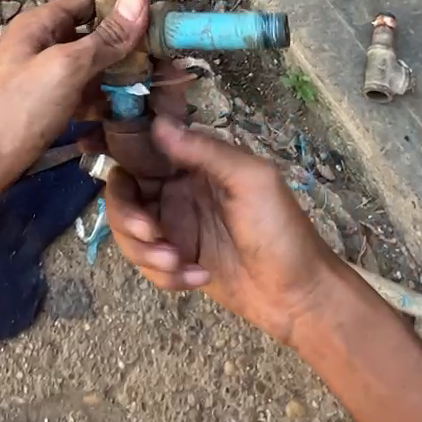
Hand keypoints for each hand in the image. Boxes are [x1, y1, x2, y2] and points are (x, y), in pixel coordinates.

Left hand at [0, 0, 148, 203]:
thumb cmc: (15, 110)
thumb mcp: (65, 68)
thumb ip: (105, 37)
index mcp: (42, 24)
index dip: (127, 5)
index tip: (166, 19)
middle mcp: (43, 45)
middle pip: (95, 35)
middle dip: (130, 45)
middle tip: (171, 62)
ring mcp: (43, 79)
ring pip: (91, 69)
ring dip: (121, 77)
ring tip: (160, 90)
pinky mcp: (45, 110)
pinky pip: (82, 98)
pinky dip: (103, 103)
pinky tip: (130, 116)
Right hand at [106, 116, 346, 344]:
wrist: (300, 297)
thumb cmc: (280, 229)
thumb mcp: (251, 180)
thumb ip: (205, 150)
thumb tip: (158, 124)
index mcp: (193, 161)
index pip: (141, 149)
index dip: (121, 159)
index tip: (121, 178)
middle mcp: (176, 189)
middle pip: (123, 192)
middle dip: (126, 215)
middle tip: (150, 233)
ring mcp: (174, 226)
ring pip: (128, 231)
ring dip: (145, 251)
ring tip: (179, 264)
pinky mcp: (176, 260)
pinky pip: (147, 264)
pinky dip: (164, 275)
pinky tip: (198, 278)